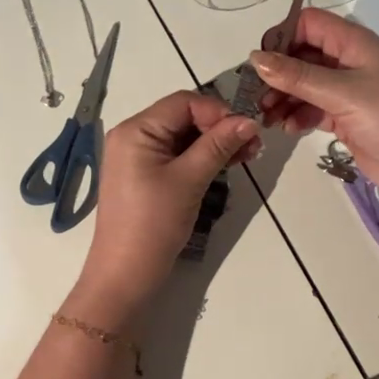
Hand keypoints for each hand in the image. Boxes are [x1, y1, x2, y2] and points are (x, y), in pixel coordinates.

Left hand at [74, 91, 258, 321]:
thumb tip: (249, 121)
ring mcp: (138, 156)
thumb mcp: (189, 180)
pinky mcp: (145, 176)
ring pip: (183, 136)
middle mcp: (133, 135)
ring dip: (215, 142)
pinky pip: (177, 155)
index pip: (183, 103)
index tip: (247, 132)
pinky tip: (226, 164)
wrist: (125, 275)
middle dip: (219, 127)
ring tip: (247, 156)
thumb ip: (218, 145)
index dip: (218, 112)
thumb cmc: (153, 224)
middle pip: (184, 117)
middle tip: (253, 146)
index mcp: (136, 130)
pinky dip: (201, 157)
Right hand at [251, 9, 378, 208]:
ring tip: (266, 116)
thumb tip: (254, 58)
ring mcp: (346, 90)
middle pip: (301, 54)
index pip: (309, 23)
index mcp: (354, 42)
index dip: (282, 36)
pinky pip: (311, 108)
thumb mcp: (344, 93)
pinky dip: (296, 115)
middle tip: (255, 96)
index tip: (261, 61)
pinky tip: (287, 128)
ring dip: (282, 97)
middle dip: (277, 72)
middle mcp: (348, 60)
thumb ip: (298, 76)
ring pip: (302, 84)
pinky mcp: (344, 117)